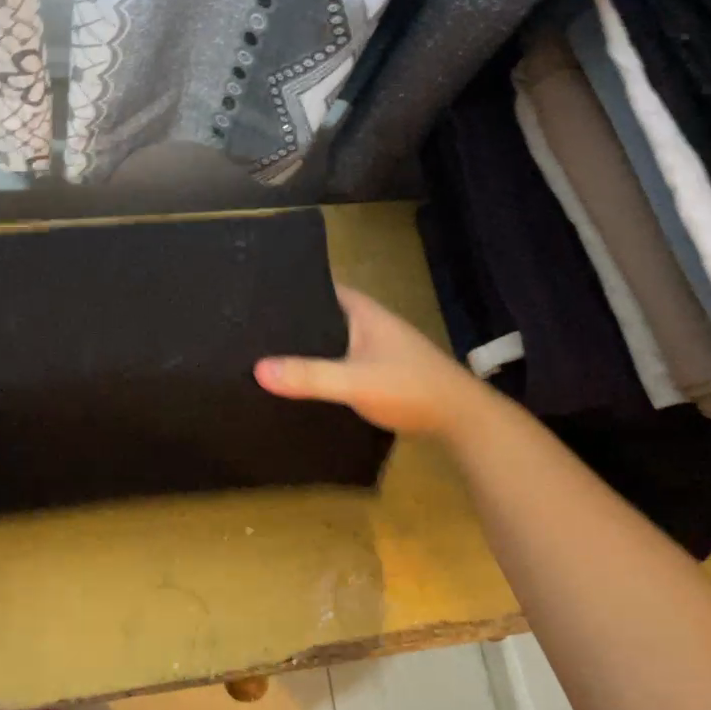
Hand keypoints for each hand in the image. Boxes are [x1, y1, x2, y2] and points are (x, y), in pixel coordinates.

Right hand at [255, 284, 491, 439]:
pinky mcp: (377, 373)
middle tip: (249, 328)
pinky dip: (319, 368)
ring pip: (330, 341)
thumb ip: (309, 376)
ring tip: (263, 354)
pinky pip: (339, 362)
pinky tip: (298, 381)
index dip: (288, 290)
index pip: (318, 288)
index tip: (252, 296)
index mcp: (363, 312)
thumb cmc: (410, 388)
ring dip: (305, 348)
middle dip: (290, 322)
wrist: (461, 421)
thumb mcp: (354, 382)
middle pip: (321, 315)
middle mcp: (368, 324)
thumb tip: (257, 369)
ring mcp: (374, 349)